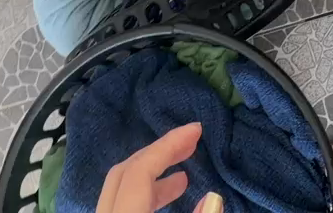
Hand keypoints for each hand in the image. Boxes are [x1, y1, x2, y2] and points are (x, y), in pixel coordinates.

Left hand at [95, 122, 220, 212]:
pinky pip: (119, 204)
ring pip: (118, 189)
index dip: (168, 145)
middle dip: (159, 153)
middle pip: (124, 172)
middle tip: (191, 143)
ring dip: (151, 176)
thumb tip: (214, 197)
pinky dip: (142, 196)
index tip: (196, 129)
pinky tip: (164, 198)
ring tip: (184, 175)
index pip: (139, 170)